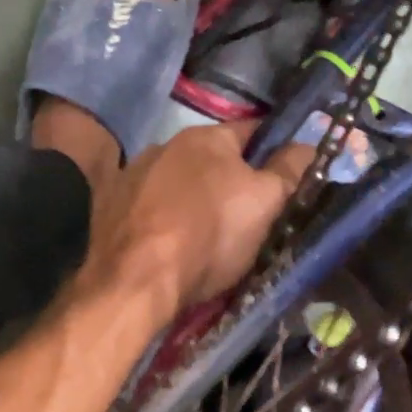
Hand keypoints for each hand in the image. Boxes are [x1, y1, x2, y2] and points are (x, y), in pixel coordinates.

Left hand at [78, 121, 313, 317]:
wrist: (135, 279)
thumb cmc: (209, 236)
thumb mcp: (265, 203)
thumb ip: (288, 170)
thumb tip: (307, 145)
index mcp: (202, 137)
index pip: (249, 132)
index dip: (272, 152)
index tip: (283, 176)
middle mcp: (159, 146)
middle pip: (207, 159)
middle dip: (225, 179)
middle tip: (243, 213)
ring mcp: (127, 176)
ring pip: (172, 182)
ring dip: (188, 197)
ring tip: (200, 231)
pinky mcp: (105, 206)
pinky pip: (143, 206)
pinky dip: (156, 217)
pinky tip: (163, 240)